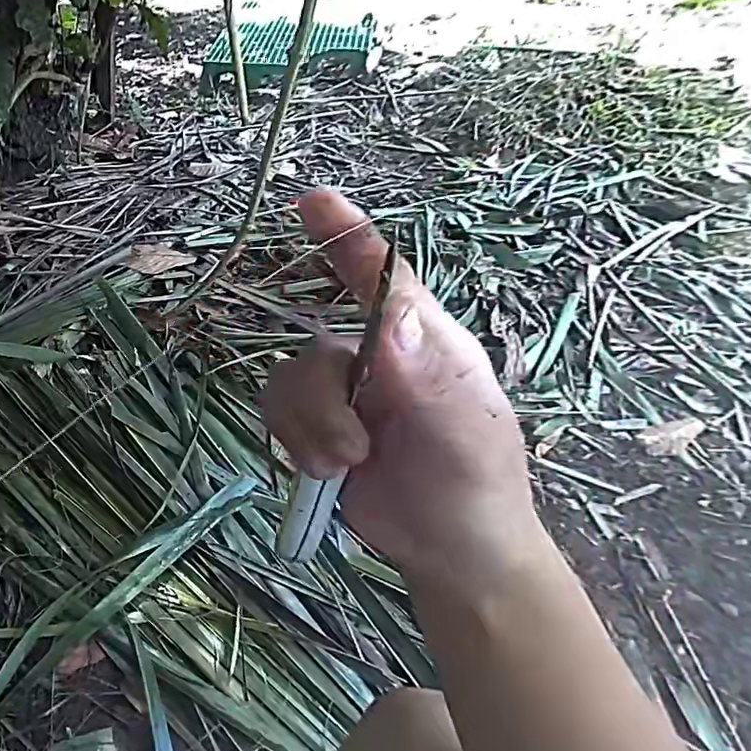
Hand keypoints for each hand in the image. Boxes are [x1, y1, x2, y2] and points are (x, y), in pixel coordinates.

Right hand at [260, 188, 545, 590]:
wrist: (446, 549)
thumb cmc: (475, 486)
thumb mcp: (466, 435)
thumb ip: (430, 379)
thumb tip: (389, 318)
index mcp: (424, 344)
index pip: (384, 278)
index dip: (348, 236)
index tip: (313, 201)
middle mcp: (376, 357)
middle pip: (315, 349)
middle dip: (324, 405)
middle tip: (354, 449)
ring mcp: (341, 391)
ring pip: (287, 382)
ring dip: (309, 430)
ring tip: (344, 465)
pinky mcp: (313, 422)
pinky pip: (274, 410)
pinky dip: (294, 442)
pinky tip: (325, 469)